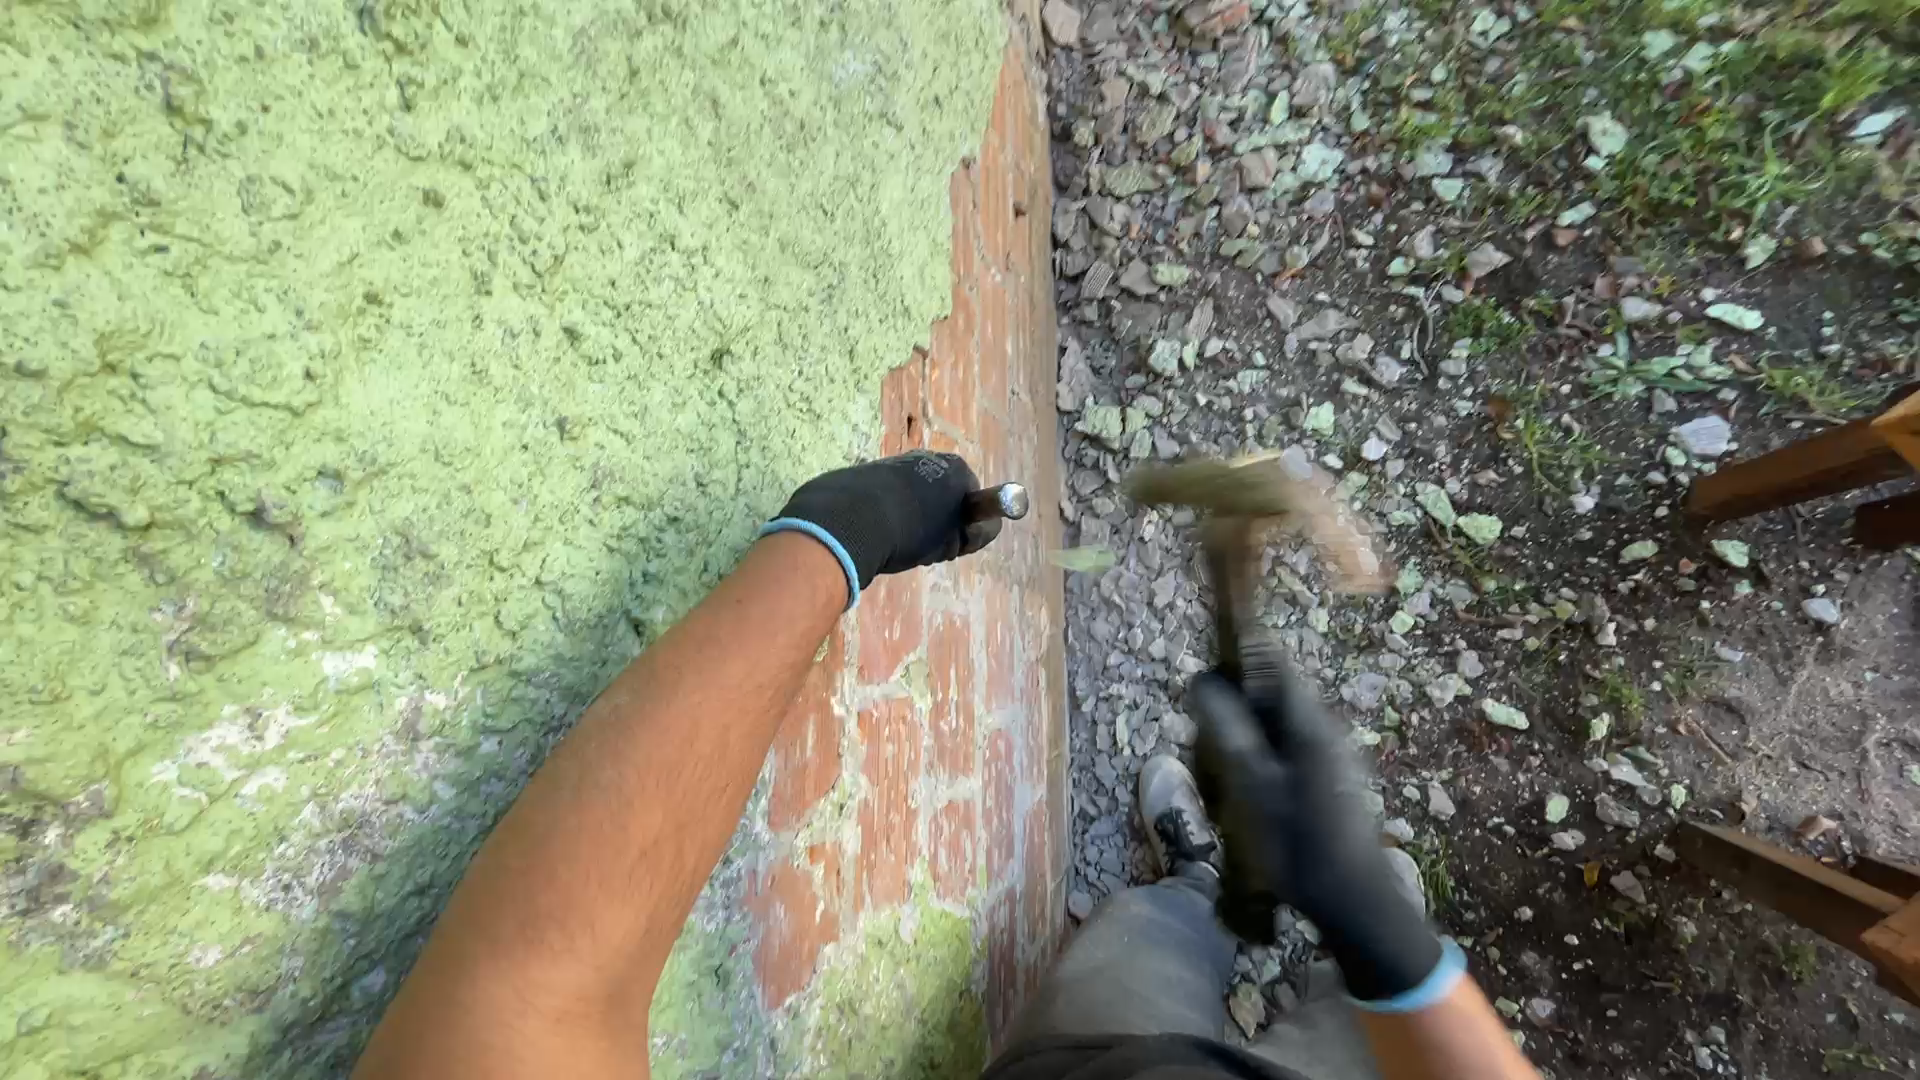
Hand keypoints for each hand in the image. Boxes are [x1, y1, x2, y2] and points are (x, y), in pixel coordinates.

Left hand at [765, 451, 1000, 601]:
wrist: (852, 520)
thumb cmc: (911, 533)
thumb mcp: (951, 543)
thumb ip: (974, 534)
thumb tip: (985, 528)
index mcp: (957, 470)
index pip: (976, 501)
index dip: (965, 529)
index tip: (949, 546)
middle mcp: (931, 458)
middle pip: (945, 496)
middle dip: (938, 519)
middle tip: (924, 546)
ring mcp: (900, 462)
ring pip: (918, 496)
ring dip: (913, 516)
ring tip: (897, 540)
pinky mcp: (872, 470)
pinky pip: (892, 496)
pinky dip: (890, 511)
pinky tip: (878, 531)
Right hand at [1186, 650, 1443, 1002]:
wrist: (1355, 901)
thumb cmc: (1299, 841)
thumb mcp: (1253, 783)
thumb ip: (1228, 727)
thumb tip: (1201, 680)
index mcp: (1309, 722)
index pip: (1272, 662)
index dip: (1238, 654)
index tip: (1205, 666)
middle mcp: (1324, 727)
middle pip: (1274, 688)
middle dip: (1236, 694)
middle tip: (1205, 725)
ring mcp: (1331, 752)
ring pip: (1278, 717)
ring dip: (1245, 723)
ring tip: (1218, 756)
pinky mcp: (1329, 774)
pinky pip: (1287, 740)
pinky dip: (1260, 745)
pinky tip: (1244, 776)